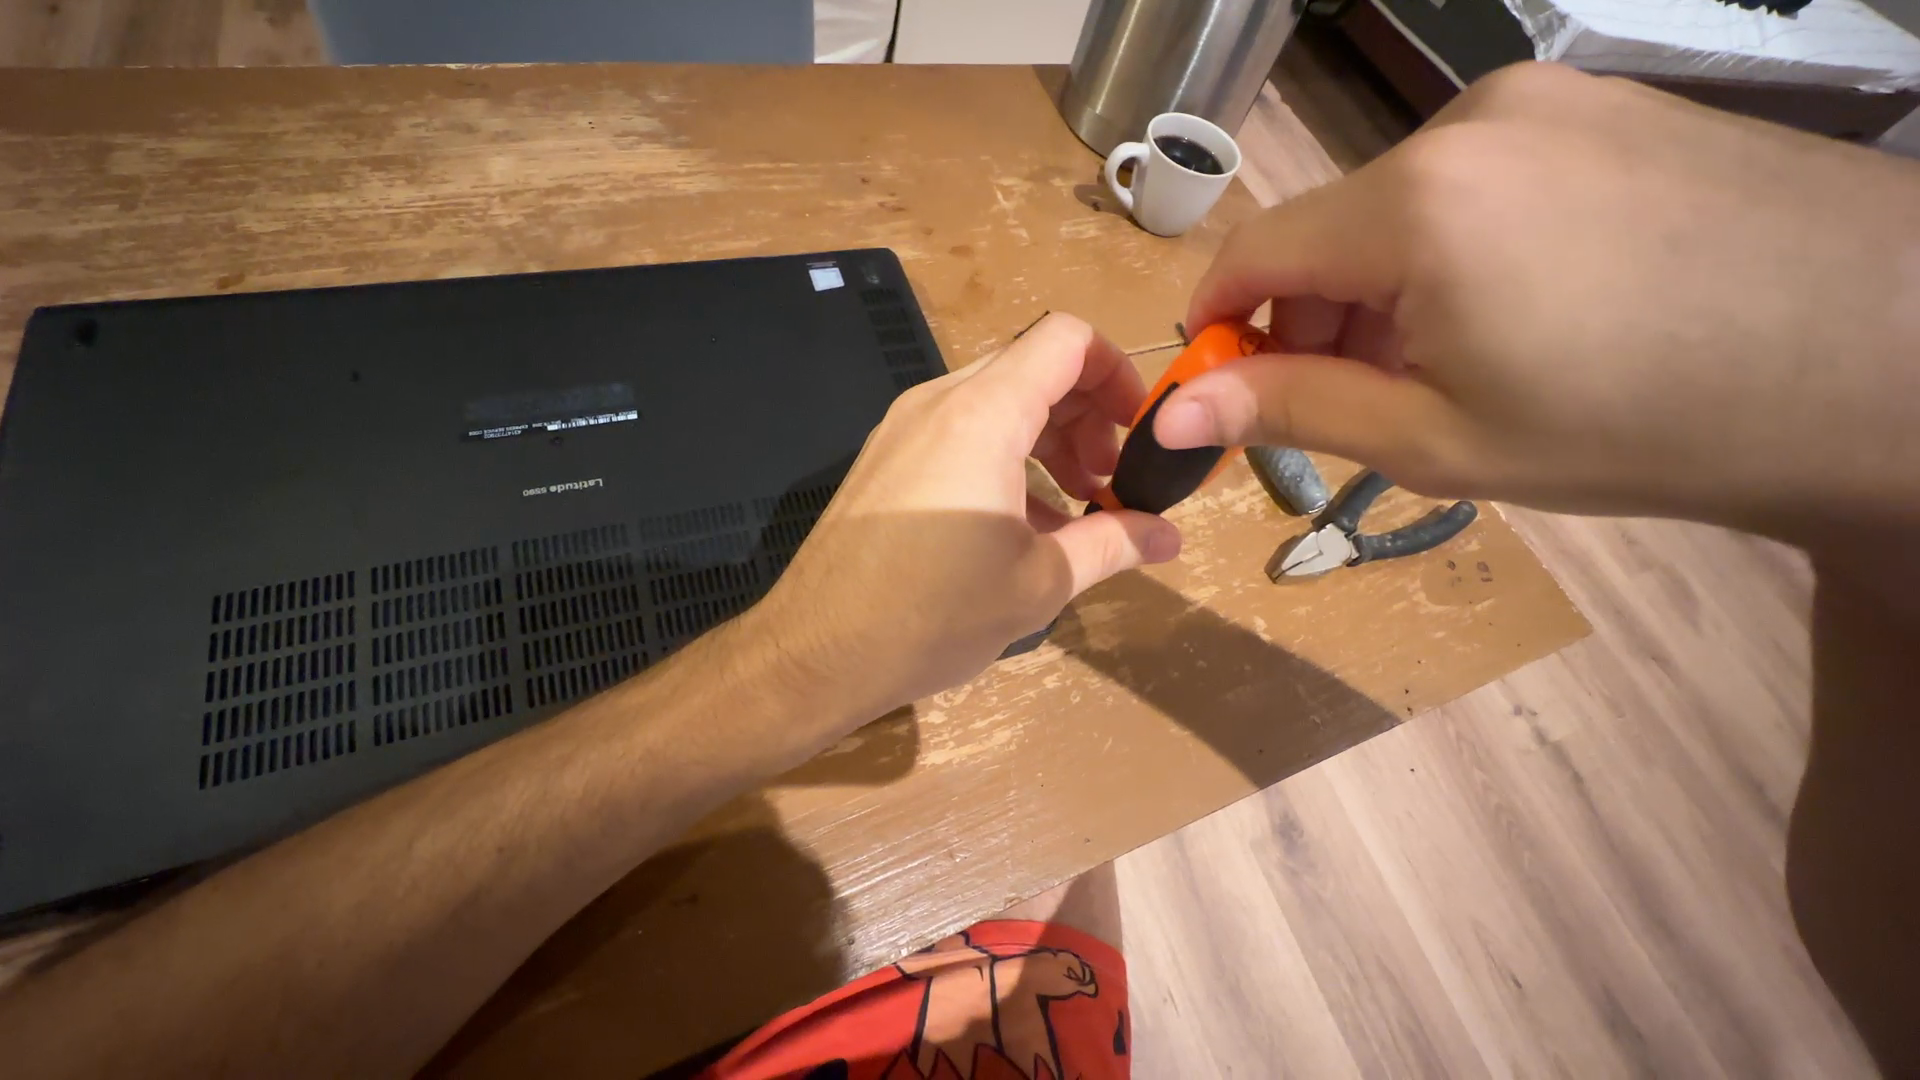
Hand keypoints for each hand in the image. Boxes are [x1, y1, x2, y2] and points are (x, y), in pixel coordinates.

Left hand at [753, 313, 1181, 718]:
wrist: (815, 653)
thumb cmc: (934, 614)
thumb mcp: (1039, 582)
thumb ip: (1113, 544)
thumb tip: (1172, 538)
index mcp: (983, 415)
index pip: (1066, 339)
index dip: (1116, 371)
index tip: (1137, 430)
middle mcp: (938, 402)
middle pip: (1032, 368)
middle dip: (1086, 416)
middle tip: (1108, 482)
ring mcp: (903, 429)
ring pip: (996, 401)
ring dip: (1047, 441)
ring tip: (1074, 507)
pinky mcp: (885, 460)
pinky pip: (959, 433)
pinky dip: (1003, 458)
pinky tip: (1021, 524)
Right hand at [1152, 62, 1919, 535]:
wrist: (1902, 360)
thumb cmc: (1638, 424)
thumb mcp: (1434, 439)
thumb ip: (1288, 410)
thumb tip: (1169, 418)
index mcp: (1413, 205)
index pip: (1250, 250)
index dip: (1217, 322)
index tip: (1225, 387)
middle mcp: (1462, 124)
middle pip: (1320, 231)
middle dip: (1305, 320)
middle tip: (1347, 403)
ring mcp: (1540, 102)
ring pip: (1388, 209)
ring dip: (1373, 292)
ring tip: (1437, 369)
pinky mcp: (1596, 106)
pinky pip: (1464, 183)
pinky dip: (1440, 255)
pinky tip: (1506, 313)